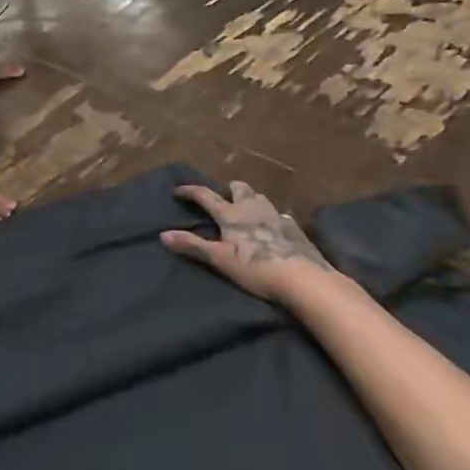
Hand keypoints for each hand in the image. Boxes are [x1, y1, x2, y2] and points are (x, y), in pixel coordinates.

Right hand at [161, 183, 334, 302]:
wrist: (307, 281)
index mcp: (231, 214)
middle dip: (228, 189)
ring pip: (260, 197)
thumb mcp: (219, 259)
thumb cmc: (257, 269)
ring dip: (249, 199)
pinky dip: (270, 217)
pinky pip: (279, 215)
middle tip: (221, 199)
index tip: (177, 190)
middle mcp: (253, 209)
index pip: (206, 195)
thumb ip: (192, 245)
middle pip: (239, 187)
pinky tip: (271, 229)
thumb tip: (162, 234)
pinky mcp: (296, 229)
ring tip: (245, 212)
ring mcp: (277, 217)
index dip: (190, 191)